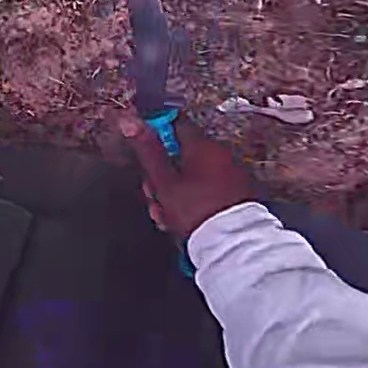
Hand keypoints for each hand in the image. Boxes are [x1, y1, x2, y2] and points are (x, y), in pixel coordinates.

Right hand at [118, 113, 256, 239]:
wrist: (232, 245)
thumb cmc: (196, 210)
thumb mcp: (163, 182)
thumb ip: (147, 152)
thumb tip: (131, 122)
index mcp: (203, 147)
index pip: (175, 124)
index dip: (156, 136)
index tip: (146, 151)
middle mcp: (220, 156)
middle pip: (181, 155)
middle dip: (162, 175)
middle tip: (153, 194)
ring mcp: (230, 175)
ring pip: (191, 176)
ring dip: (173, 192)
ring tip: (165, 214)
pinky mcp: (236, 195)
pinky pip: (206, 191)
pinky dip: (192, 201)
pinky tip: (180, 220)